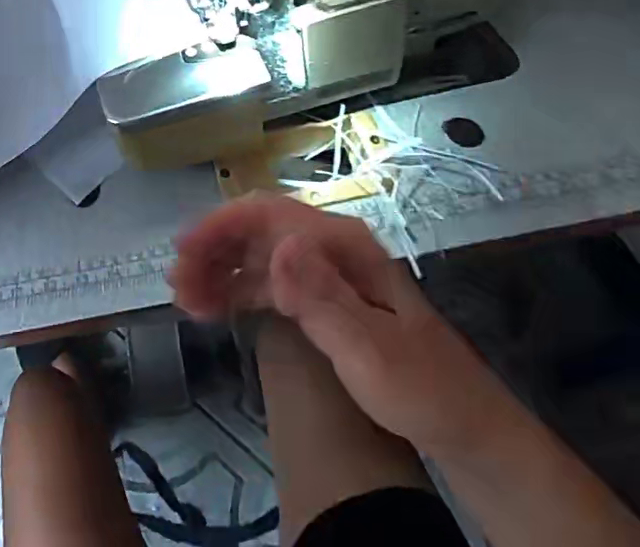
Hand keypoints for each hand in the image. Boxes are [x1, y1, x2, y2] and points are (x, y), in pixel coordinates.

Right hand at [171, 196, 505, 452]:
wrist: (463, 424)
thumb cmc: (422, 387)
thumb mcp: (371, 349)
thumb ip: (323, 298)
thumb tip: (278, 248)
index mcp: (343, 244)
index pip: (269, 214)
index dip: (221, 225)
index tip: (184, 250)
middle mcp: (329, 247)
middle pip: (257, 230)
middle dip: (212, 250)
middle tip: (177, 282)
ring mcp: (323, 271)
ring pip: (256, 255)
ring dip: (218, 271)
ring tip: (185, 298)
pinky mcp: (319, 297)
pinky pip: (267, 283)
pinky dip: (235, 292)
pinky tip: (212, 308)